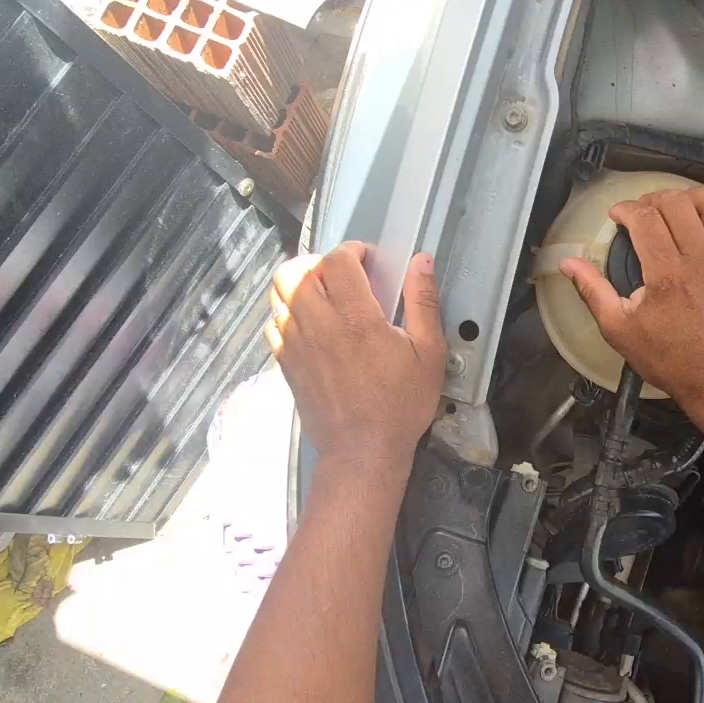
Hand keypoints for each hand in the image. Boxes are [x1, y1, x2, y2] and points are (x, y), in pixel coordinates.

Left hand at [266, 242, 447, 468]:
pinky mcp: (285, 363)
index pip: (337, 262)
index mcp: (357, 319)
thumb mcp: (430, 353)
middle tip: (342, 275)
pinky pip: (273, 323)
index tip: (368, 260)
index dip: (352, 251)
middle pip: (295, 270)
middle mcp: (318, 325)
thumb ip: (424, 302)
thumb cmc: (401, 404)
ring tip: (325, 297)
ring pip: (278, 294)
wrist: (363, 452)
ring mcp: (295, 345)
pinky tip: (312, 326)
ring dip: (300, 285)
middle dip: (319, 263)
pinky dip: (288, 314)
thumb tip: (422, 261)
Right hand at [559, 188, 703, 408]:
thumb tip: (568, 263)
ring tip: (675, 208)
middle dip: (652, 200)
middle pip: (677, 204)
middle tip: (642, 212)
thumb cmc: (665, 355)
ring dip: (689, 198)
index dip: (626, 209)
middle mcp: (702, 261)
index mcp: (667, 275)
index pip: (645, 218)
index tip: (618, 214)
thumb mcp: (618, 328)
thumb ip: (592, 290)